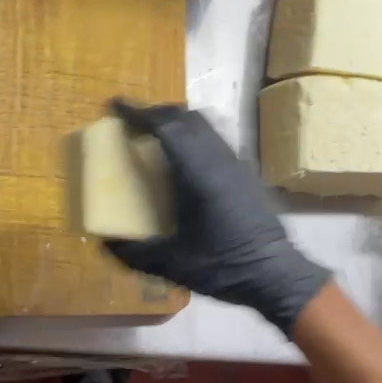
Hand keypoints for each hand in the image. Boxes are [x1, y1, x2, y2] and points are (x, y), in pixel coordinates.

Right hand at [105, 99, 330, 333]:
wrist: (276, 276)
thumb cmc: (224, 268)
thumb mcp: (173, 265)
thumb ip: (135, 254)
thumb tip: (105, 243)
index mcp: (199, 175)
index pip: (167, 128)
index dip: (139, 114)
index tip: (115, 106)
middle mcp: (220, 161)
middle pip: (187, 118)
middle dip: (157, 113)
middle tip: (132, 122)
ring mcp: (237, 165)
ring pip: (205, 126)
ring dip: (177, 123)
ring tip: (155, 136)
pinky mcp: (246, 175)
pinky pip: (215, 141)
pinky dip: (193, 138)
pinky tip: (184, 162)